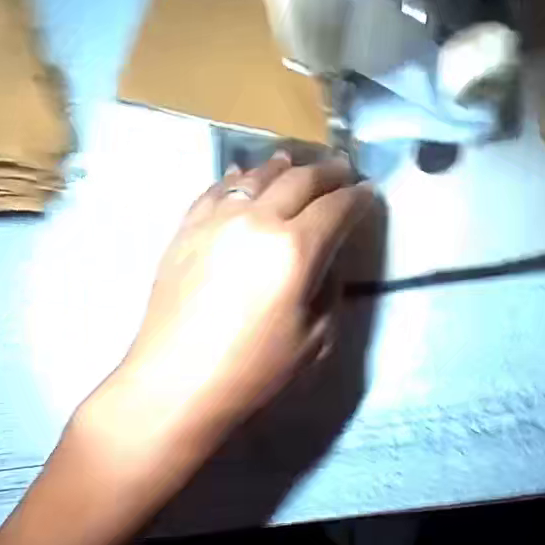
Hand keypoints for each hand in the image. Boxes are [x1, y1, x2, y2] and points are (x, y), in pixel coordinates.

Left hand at [76, 152, 374, 482]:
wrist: (176, 381)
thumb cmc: (251, 371)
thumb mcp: (313, 341)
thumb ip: (326, 291)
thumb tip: (322, 262)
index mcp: (295, 248)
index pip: (337, 208)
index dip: (358, 198)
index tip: (368, 193)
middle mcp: (257, 220)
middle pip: (300, 180)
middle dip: (328, 172)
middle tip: (342, 170)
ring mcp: (216, 220)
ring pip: (255, 176)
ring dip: (282, 166)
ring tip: (294, 162)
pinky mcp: (185, 229)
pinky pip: (215, 190)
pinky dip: (236, 179)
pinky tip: (241, 177)